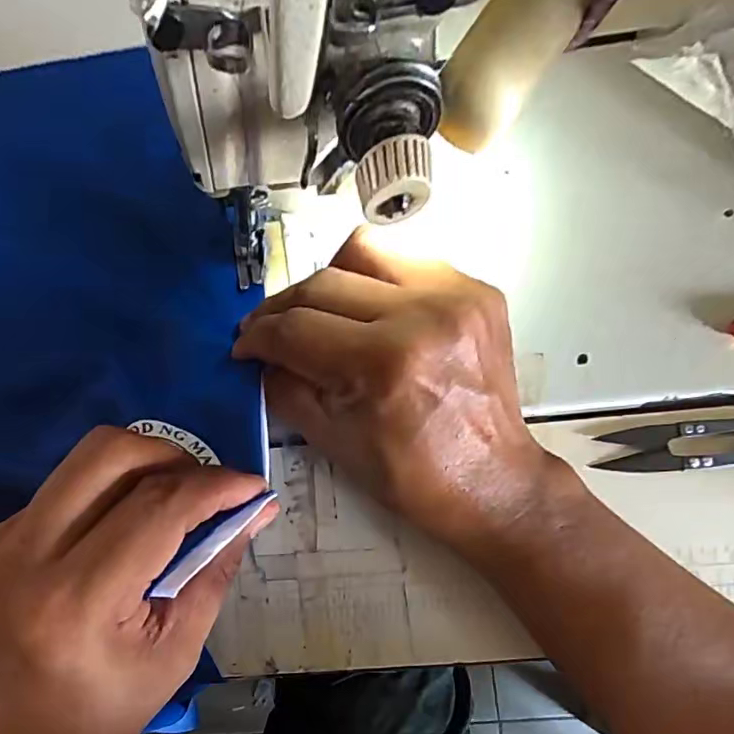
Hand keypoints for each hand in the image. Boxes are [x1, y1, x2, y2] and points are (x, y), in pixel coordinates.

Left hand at [0, 426, 274, 733]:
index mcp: (74, 602)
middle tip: (206, 486)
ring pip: (81, 464)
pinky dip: (104, 501)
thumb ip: (211, 575)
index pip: (155, 510)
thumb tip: (250, 513)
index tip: (252, 486)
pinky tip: (117, 541)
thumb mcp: (170, 658)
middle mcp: (24, 556)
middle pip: (107, 454)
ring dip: (140, 471)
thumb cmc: (95, 720)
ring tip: (173, 506)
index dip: (213, 487)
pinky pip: (60, 495)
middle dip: (172, 453)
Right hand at [234, 227, 555, 551]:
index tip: (243, 347)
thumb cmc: (412, 478)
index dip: (259, 337)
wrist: (489, 482)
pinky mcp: (477, 292)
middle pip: (323, 283)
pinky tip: (368, 316)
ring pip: (365, 252)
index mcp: (385, 363)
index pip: (298, 329)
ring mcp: (457, 295)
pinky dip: (374, 283)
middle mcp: (423, 314)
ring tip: (319, 316)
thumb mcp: (333, 442)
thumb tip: (263, 359)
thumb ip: (287, 391)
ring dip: (327, 281)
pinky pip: (407, 263)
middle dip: (281, 309)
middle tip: (267, 333)